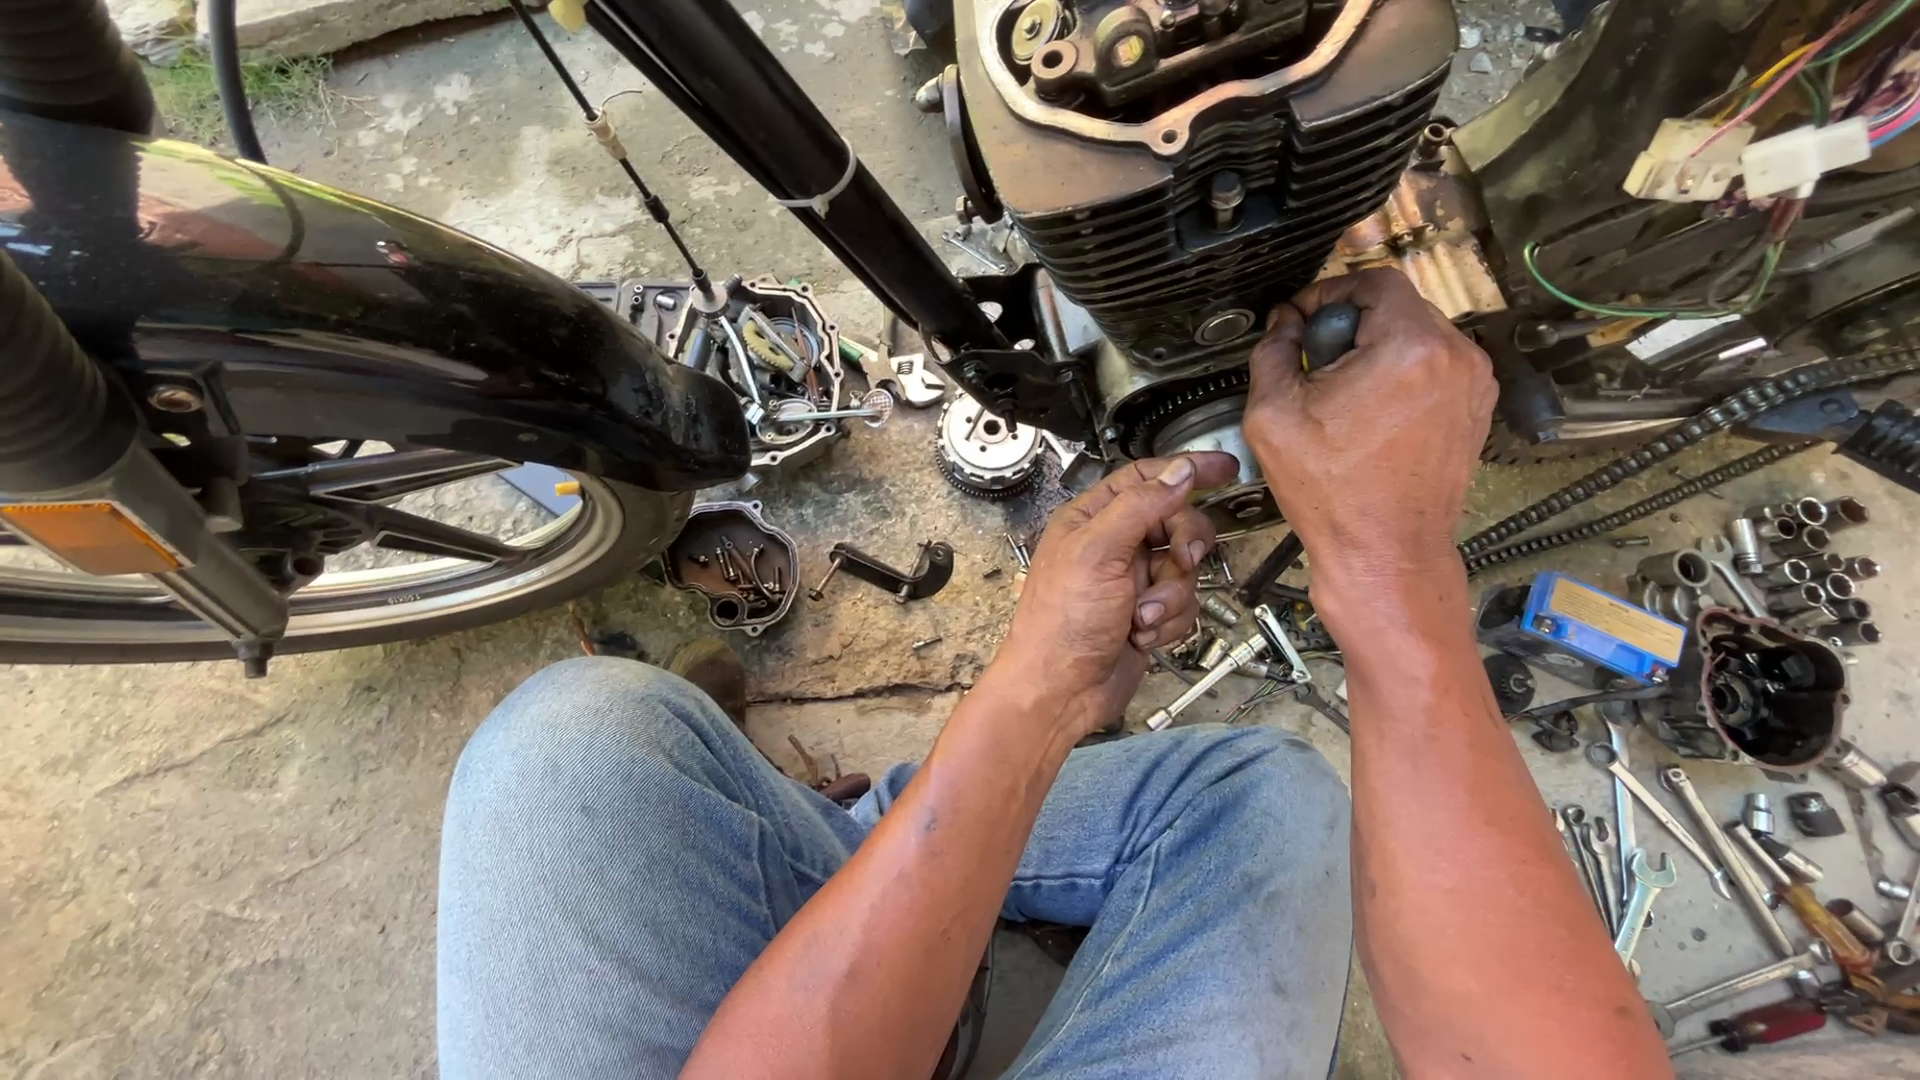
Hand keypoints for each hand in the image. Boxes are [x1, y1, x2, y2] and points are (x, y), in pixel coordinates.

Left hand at [986, 453, 1239, 739]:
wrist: (1061, 691)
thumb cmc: (1062, 621)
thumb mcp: (1098, 552)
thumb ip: (1140, 506)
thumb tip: (1179, 470)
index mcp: (1091, 519)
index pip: (1146, 478)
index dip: (1186, 471)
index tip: (1226, 468)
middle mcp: (1113, 545)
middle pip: (1176, 522)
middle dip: (1183, 546)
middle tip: (1181, 560)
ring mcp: (1132, 581)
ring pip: (1185, 568)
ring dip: (1171, 595)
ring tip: (1141, 617)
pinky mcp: (1147, 613)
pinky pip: (1183, 603)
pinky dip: (1169, 621)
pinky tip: (1141, 635)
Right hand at [1242, 268, 1494, 621]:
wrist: (1383, 551)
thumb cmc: (1333, 493)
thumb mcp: (1272, 416)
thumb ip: (1273, 353)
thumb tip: (1283, 325)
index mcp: (1408, 347)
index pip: (1372, 280)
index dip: (1327, 291)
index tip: (1300, 317)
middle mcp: (1455, 356)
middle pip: (1395, 307)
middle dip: (1347, 325)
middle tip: (1312, 365)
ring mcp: (1472, 384)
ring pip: (1415, 337)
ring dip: (1372, 351)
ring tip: (1339, 397)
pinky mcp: (1474, 409)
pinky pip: (1431, 368)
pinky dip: (1397, 377)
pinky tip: (1366, 415)